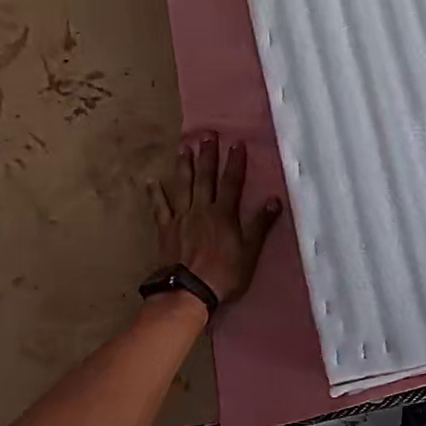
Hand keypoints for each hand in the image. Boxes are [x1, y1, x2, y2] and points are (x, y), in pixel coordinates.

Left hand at [148, 133, 283, 303]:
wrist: (188, 290)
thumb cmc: (224, 273)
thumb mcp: (250, 251)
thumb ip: (260, 224)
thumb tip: (274, 200)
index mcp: (224, 215)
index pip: (231, 183)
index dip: (235, 163)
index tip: (236, 144)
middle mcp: (201, 210)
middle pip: (205, 178)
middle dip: (208, 156)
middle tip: (208, 135)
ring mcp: (181, 218)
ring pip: (182, 187)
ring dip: (184, 166)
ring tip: (184, 148)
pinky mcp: (165, 230)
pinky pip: (160, 207)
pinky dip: (155, 194)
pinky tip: (151, 181)